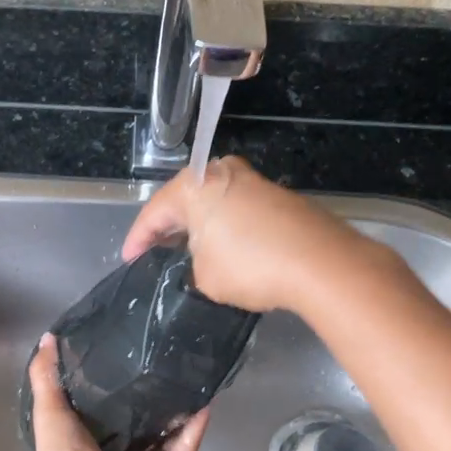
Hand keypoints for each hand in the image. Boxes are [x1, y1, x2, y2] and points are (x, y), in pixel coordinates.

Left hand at [26, 334, 208, 450]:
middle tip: (161, 357)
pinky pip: (189, 443)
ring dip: (179, 405)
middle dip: (152, 394)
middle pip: (143, 419)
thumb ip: (46, 376)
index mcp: (93, 445)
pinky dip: (197, 423)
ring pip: (171, 430)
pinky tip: (203, 395)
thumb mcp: (48, 412)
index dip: (115, 384)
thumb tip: (47, 337)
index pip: (108, 410)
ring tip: (187, 370)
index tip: (124, 353)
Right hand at [122, 156, 392, 312]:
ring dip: (202, 228)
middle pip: (185, 202)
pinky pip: (242, 213)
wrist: (321, 262)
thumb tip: (204, 260)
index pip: (154, 212)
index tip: (129, 259)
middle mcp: (223, 174)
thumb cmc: (250, 265)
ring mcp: (256, 183)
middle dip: (171, 228)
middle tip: (156, 253)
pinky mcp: (281, 198)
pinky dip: (230, 231)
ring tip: (191, 255)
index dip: (138, 239)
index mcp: (194, 185)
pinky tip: (230, 253)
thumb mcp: (204, 276)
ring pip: (215, 205)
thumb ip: (192, 265)